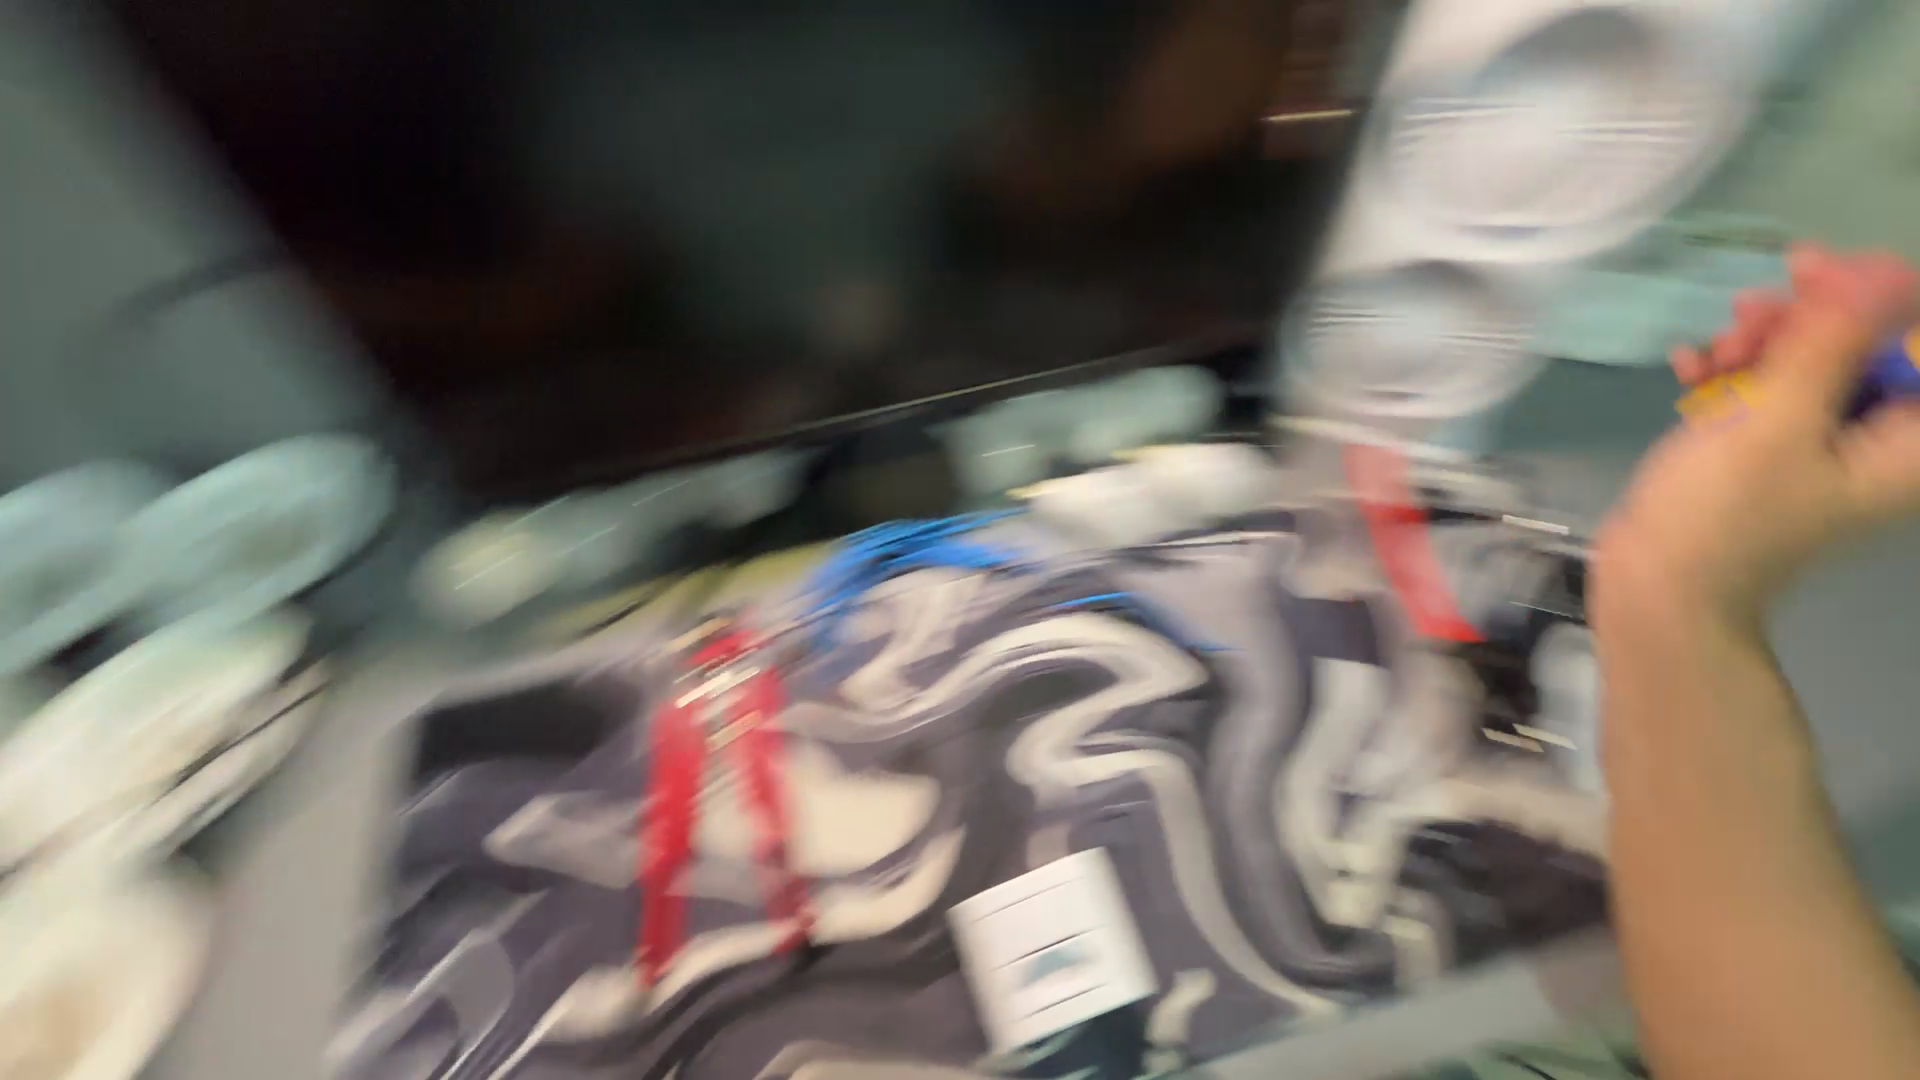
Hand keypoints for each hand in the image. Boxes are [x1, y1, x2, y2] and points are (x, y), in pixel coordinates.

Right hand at [1596, 245, 1919, 628]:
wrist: (1658, 585)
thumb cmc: (1718, 512)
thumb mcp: (1772, 422)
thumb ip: (1828, 344)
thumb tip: (1873, 272)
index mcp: (1913, 440)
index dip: (1879, 296)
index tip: (1809, 269)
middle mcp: (1882, 439)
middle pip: (1868, 348)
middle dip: (1807, 323)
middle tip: (1746, 315)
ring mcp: (1821, 447)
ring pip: (1810, 368)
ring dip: (1759, 348)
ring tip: (1711, 352)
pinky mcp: (1768, 455)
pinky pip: (1767, 397)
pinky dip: (1731, 378)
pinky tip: (1692, 370)